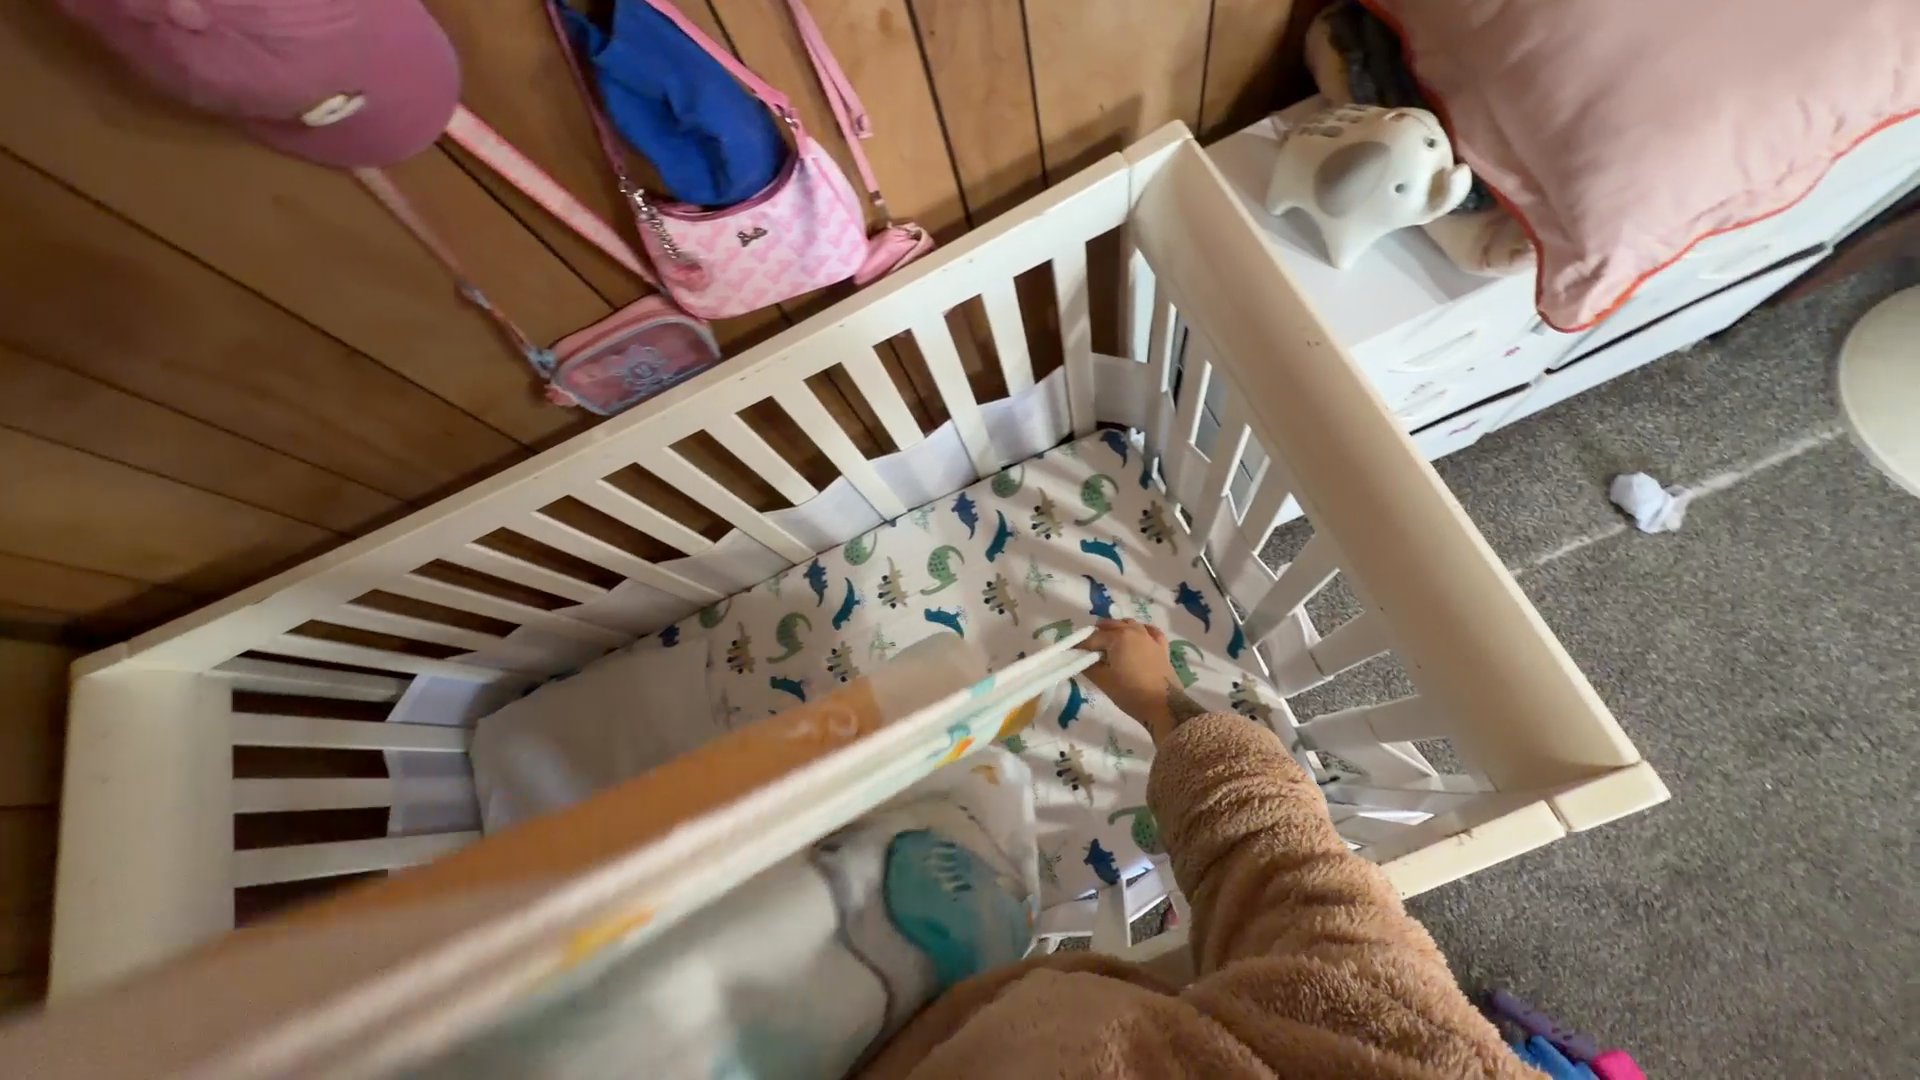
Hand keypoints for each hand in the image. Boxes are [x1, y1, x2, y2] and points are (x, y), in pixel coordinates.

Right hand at [1074, 619, 1206, 743]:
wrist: (1163, 705)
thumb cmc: (1130, 693)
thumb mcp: (1104, 682)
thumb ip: (1089, 667)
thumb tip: (1082, 660)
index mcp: (1118, 638)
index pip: (1093, 638)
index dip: (1081, 645)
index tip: (1073, 652)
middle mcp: (1134, 632)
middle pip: (1112, 625)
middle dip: (1098, 633)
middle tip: (1089, 648)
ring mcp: (1150, 638)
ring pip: (1131, 624)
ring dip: (1118, 628)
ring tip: (1110, 640)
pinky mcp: (1161, 648)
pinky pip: (1150, 632)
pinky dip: (1142, 630)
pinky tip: (1138, 635)